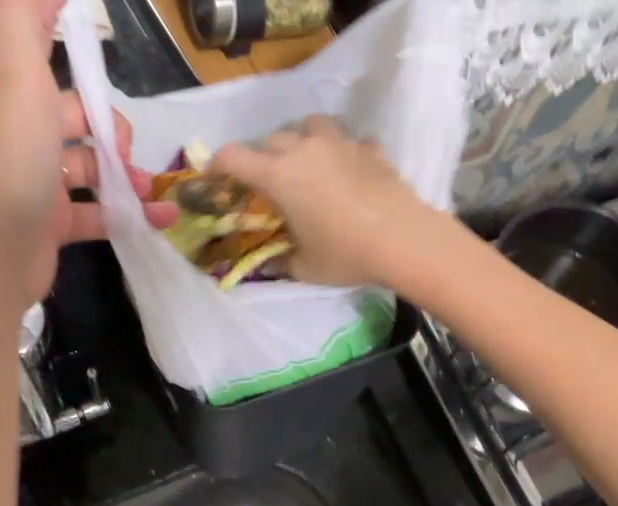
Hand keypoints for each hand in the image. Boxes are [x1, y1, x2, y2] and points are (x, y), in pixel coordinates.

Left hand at [0, 0, 177, 308]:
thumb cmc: (11, 164)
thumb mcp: (18, 79)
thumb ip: (23, 18)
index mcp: (18, 100)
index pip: (39, 52)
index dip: (66, 40)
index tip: (96, 40)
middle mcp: (27, 140)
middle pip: (80, 123)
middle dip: (115, 133)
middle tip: (130, 152)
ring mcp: (41, 188)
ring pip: (94, 172)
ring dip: (128, 177)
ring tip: (152, 190)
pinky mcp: (54, 230)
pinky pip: (101, 216)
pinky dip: (132, 217)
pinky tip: (160, 221)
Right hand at [210, 115, 435, 287]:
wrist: (402, 239)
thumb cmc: (345, 254)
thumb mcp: (306, 268)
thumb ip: (282, 262)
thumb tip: (270, 265)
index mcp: (280, 176)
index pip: (234, 156)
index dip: (219, 164)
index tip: (215, 177)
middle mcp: (305, 150)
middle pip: (272, 139)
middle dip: (264, 157)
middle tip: (268, 182)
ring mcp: (341, 144)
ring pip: (311, 126)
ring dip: (303, 140)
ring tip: (309, 163)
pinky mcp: (370, 149)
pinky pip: (351, 141)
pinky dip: (345, 152)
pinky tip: (351, 171)